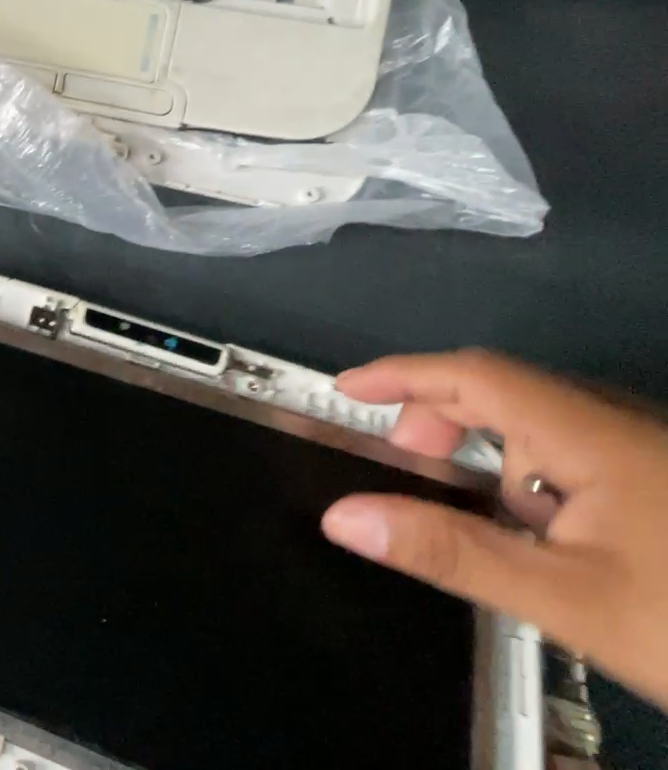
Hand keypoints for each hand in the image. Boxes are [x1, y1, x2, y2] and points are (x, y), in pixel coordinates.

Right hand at [322, 350, 667, 708]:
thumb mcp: (571, 602)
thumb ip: (450, 552)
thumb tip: (340, 518)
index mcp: (601, 442)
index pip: (477, 375)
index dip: (402, 374)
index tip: (345, 390)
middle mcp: (635, 433)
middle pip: (511, 390)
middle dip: (440, 413)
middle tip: (407, 461)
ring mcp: (663, 460)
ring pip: (553, 423)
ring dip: (490, 446)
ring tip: (472, 505)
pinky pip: (589, 452)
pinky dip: (537, 472)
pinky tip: (547, 530)